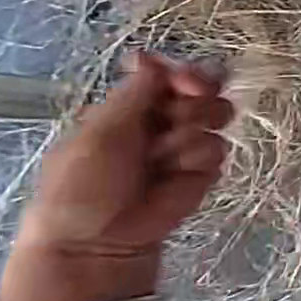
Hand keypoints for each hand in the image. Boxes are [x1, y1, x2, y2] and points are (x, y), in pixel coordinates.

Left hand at [0, 53, 232, 300]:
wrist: (95, 244)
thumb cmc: (83, 184)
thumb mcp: (100, 131)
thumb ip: (133, 92)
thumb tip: (150, 55)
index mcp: (131, 105)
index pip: (170, 73)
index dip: (184, 73)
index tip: (185, 82)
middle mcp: (161, 120)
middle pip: (202, 88)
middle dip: (196, 99)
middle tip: (179, 115)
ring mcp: (184, 145)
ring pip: (215, 115)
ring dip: (193, 132)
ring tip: (166, 154)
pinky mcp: (202, 172)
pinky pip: (216, 149)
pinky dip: (196, 160)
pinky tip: (174, 175)